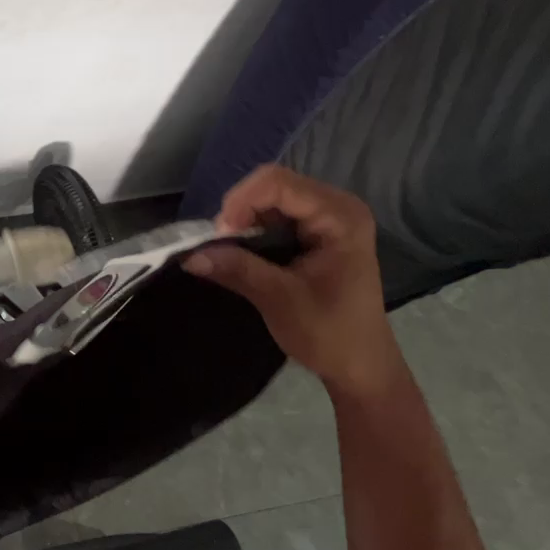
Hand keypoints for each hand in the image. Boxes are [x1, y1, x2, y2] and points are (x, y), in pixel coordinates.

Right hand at [182, 165, 403, 398]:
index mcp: (340, 217)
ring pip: (269, 196)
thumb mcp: (280, 301)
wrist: (360, 366)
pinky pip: (274, 212)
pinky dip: (252, 226)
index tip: (219, 236)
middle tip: (220, 244)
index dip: (240, 201)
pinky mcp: (316, 229)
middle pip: (272, 185)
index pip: (278, 184)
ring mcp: (327, 217)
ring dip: (243, 218)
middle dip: (239, 209)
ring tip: (228, 249)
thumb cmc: (331, 334)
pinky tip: (244, 250)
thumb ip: (237, 270)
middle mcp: (337, 206)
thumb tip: (189, 255)